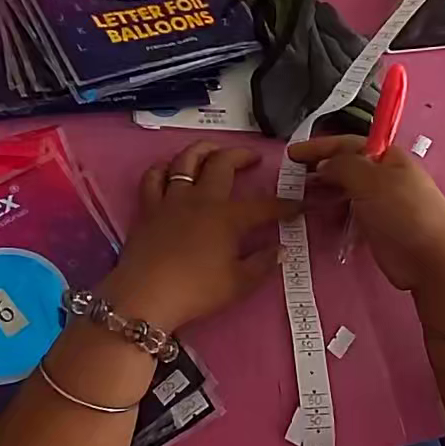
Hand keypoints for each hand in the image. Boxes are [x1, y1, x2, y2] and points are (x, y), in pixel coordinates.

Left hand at [102, 142, 293, 329]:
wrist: (146, 296)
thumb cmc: (196, 290)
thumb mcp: (239, 284)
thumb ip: (262, 264)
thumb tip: (280, 250)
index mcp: (228, 217)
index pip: (263, 206)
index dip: (284, 205)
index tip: (298, 205)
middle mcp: (201, 199)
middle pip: (223, 163)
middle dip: (242, 156)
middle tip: (253, 158)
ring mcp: (172, 199)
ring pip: (187, 160)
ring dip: (204, 149)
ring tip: (214, 150)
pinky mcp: (148, 208)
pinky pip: (154, 177)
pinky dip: (164, 169)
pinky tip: (171, 171)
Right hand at [287, 136, 444, 291]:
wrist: (433, 259)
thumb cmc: (405, 213)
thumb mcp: (372, 180)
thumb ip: (344, 166)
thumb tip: (324, 164)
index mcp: (388, 158)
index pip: (348, 144)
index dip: (320, 146)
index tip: (293, 154)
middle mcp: (384, 177)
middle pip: (345, 167)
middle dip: (319, 170)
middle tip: (292, 179)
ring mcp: (380, 203)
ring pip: (345, 191)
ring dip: (323, 192)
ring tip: (300, 199)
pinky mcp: (376, 227)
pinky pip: (348, 214)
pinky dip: (332, 213)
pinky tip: (318, 218)